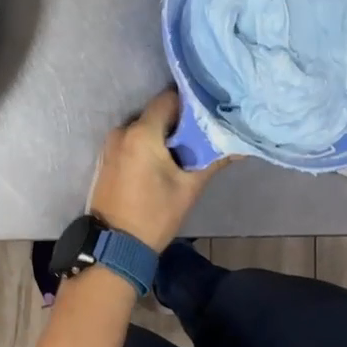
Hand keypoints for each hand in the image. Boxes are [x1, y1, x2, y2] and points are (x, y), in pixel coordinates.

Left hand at [89, 89, 225, 250]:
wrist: (116, 246)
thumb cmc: (154, 215)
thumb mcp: (188, 188)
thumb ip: (213, 161)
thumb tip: (240, 147)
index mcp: (142, 133)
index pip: (168, 99)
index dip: (189, 103)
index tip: (207, 113)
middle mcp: (122, 131)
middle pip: (156, 114)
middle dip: (178, 122)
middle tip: (201, 135)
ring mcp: (110, 145)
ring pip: (144, 128)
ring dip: (163, 136)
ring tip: (185, 150)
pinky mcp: (106, 159)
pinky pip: (132, 141)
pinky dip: (148, 146)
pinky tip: (164, 161)